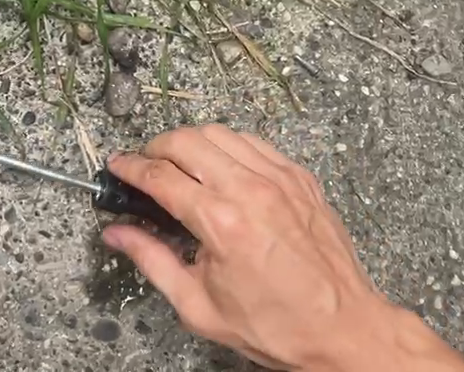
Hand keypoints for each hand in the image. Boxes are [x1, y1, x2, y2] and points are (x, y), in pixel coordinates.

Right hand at [103, 125, 463, 371]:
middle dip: (156, 147)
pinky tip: (221, 167)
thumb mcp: (200, 307)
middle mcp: (248, 190)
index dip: (130, 167)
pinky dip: (226, 145)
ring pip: (217, 132)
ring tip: (181, 164)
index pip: (160, 176)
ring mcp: (278, 178)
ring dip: (190, 141)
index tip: (117, 166)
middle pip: (185, 140)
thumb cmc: (276, 326)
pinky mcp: (298, 176)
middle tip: (146, 166)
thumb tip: (115, 233)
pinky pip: (251, 141)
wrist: (348, 331)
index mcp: (221, 223)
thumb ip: (152, 261)